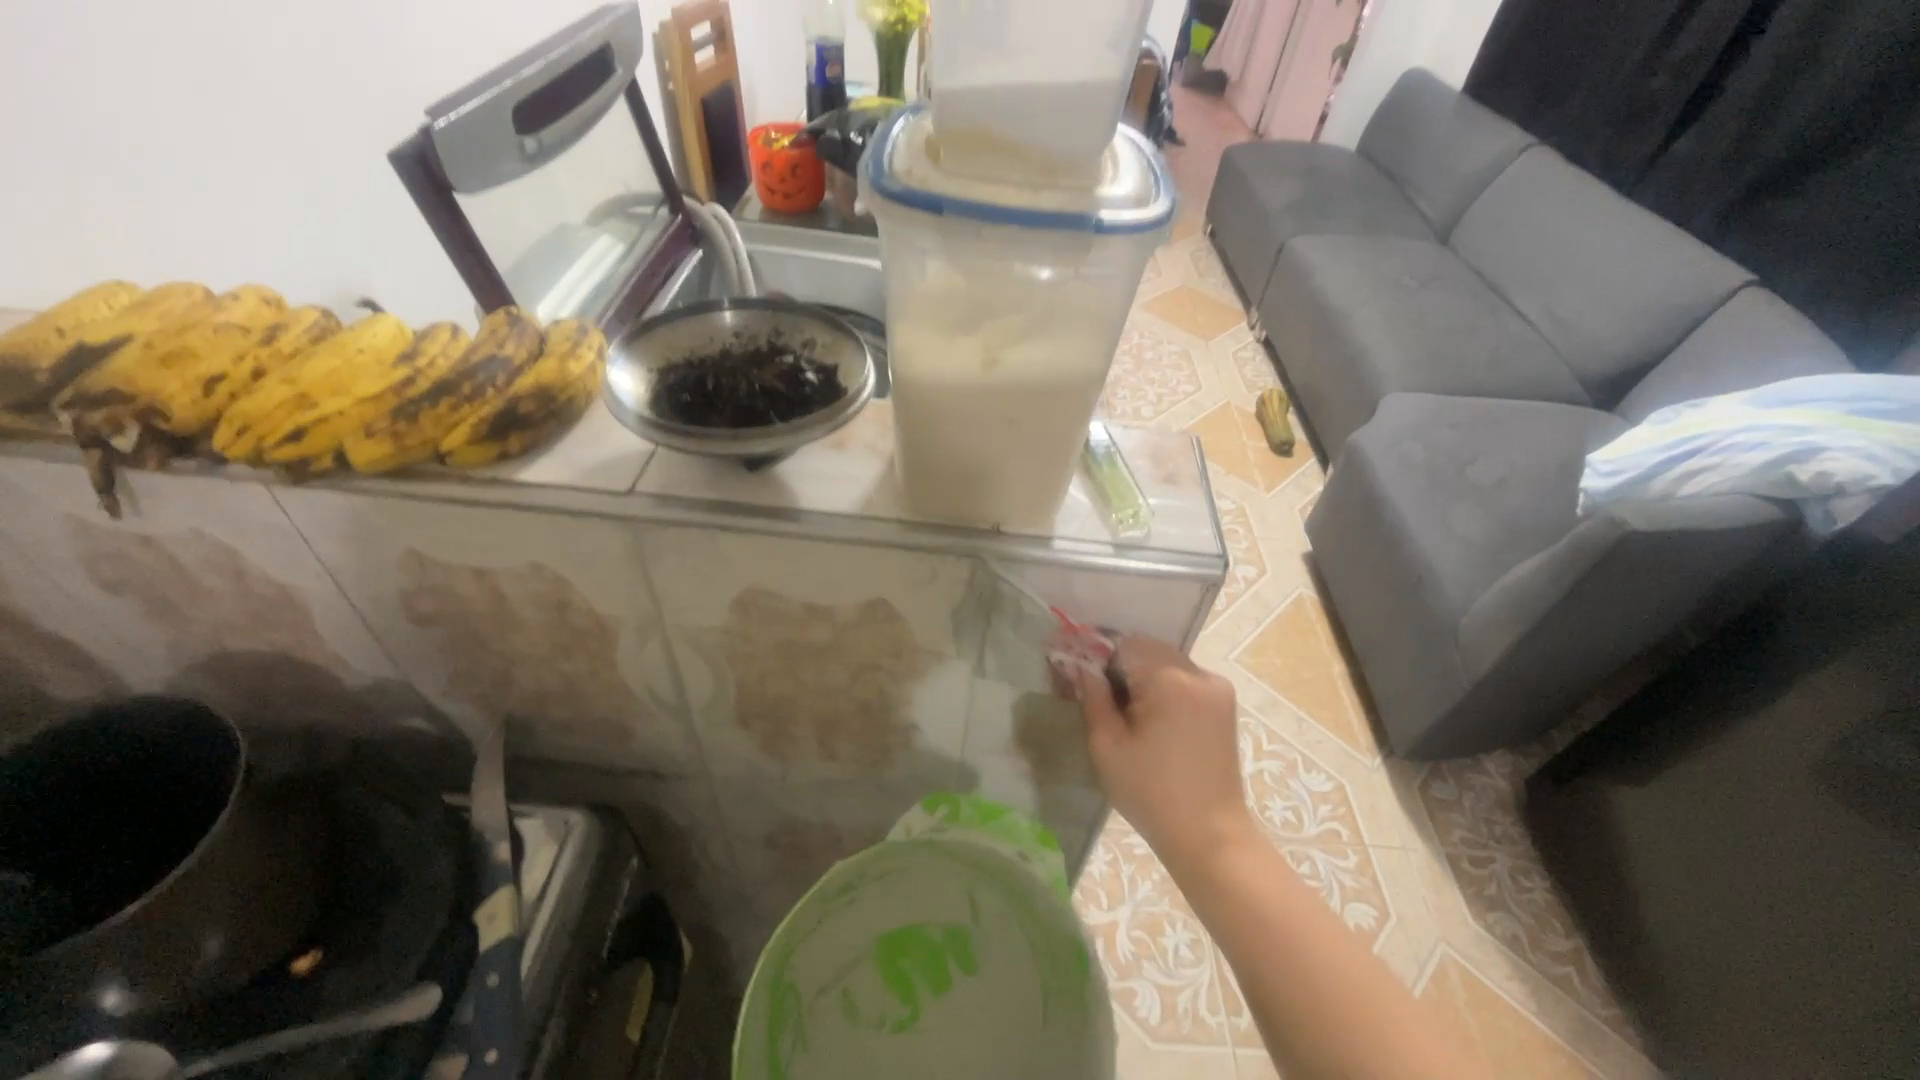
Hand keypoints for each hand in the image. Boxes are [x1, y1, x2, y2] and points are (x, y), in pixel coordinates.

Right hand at [1072, 637, 1254, 865]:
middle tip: (1102, 701)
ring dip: (1145, 678)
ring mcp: (1217, 688)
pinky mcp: (1225, 705)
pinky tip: (1155, 723)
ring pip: (1168, 663)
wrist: (1209, 835)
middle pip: (1149, 650)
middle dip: (1122, 668)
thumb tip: (1080, 667)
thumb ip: (1092, 698)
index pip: (1125, 645)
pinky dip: (1166, 689)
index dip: (1099, 659)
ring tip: (1128, 717)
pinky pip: (1186, 680)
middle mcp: (1199, 674)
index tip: (1083, 682)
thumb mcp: (1107, 747)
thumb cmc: (1151, 794)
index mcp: (1170, 681)